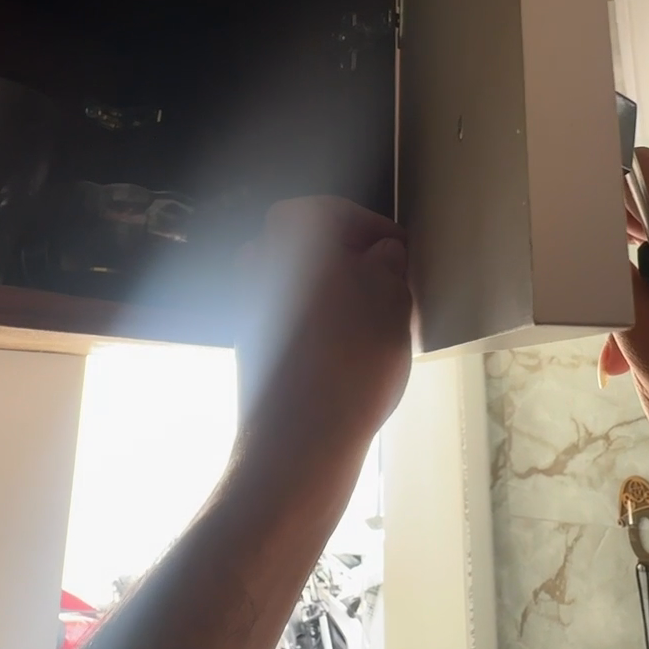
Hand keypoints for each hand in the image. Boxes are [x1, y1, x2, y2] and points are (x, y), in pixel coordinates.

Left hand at [233, 197, 412, 477]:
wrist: (299, 439)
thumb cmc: (353, 355)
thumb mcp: (391, 296)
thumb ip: (387, 261)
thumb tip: (381, 252)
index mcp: (294, 238)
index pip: (331, 209)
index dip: (370, 224)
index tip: (400, 249)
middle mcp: (262, 263)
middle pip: (305, 241)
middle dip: (345, 255)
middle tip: (381, 279)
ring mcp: (249, 306)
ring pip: (294, 279)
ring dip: (329, 288)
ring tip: (368, 318)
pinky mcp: (249, 345)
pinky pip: (285, 316)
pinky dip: (313, 321)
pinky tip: (343, 351)